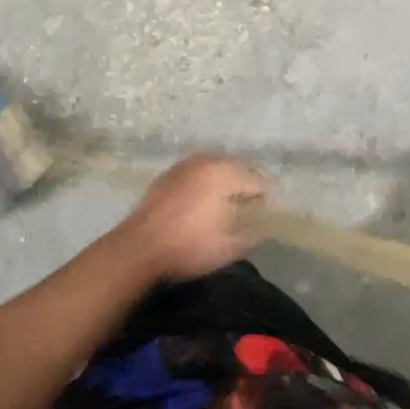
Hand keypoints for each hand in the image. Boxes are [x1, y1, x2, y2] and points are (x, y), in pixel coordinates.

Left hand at [116, 154, 266, 280]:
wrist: (140, 246)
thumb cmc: (189, 246)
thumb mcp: (230, 247)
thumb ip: (254, 234)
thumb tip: (268, 226)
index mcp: (224, 172)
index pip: (257, 180)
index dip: (266, 197)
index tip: (269, 213)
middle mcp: (205, 161)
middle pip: (236, 167)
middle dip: (247, 184)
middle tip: (254, 206)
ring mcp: (184, 165)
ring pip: (215, 167)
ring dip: (226, 180)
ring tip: (231, 203)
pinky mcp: (168, 174)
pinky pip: (197, 172)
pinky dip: (206, 182)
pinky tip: (205, 200)